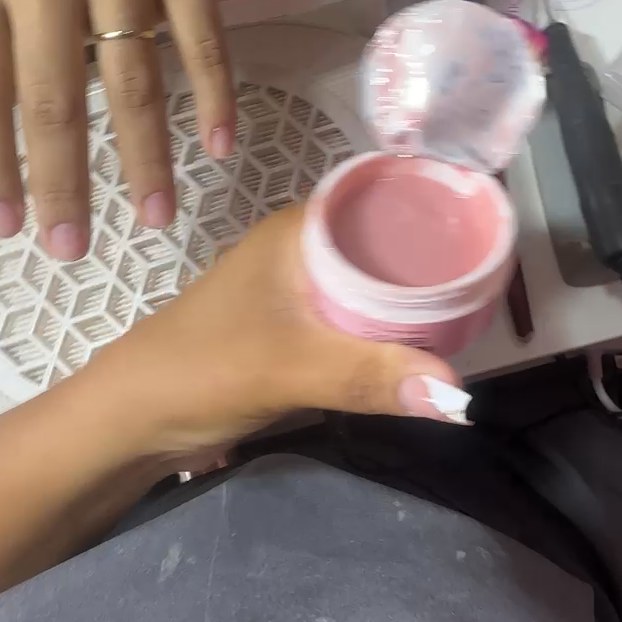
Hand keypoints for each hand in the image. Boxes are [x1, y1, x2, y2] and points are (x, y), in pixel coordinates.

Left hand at [57, 207, 469, 458]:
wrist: (132, 423)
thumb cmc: (203, 370)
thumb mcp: (293, 368)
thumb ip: (373, 377)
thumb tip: (461, 395)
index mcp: (302, 230)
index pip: (384, 197)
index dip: (437, 208)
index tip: (486, 229)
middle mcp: (307, 249)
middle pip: (389, 244)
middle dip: (435, 262)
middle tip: (490, 280)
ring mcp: (302, 290)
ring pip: (377, 284)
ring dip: (415, 299)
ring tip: (472, 308)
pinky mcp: (301, 329)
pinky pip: (363, 318)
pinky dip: (392, 329)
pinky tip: (426, 343)